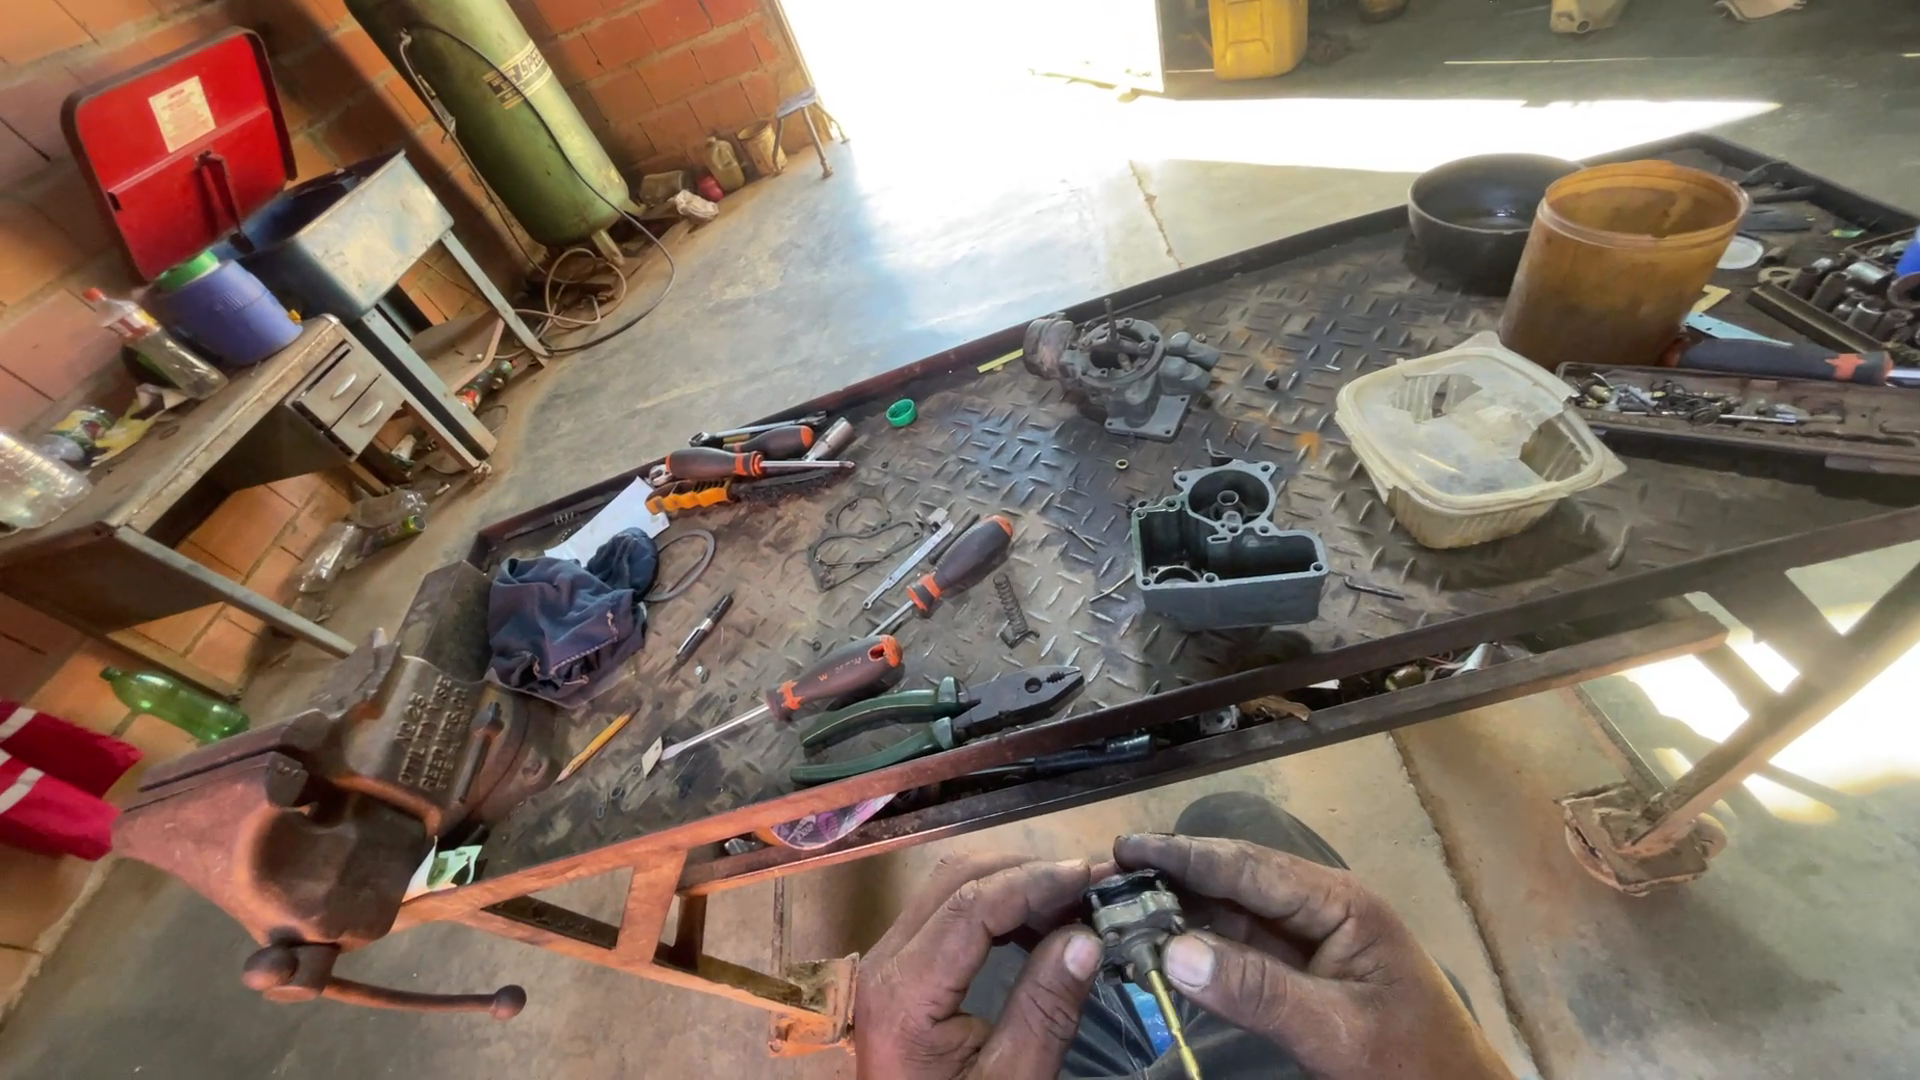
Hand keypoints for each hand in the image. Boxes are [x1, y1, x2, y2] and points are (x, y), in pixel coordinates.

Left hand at [854, 854, 1104, 1079]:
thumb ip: (1045, 1012)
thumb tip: (1085, 938)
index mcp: (904, 991)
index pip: (971, 904)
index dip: (1032, 881)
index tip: (1085, 876)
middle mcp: (885, 958)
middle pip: (957, 879)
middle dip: (1025, 873)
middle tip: (1085, 886)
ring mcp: (886, 957)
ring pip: (950, 884)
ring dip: (1011, 882)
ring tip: (1068, 901)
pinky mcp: (898, 964)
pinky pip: (946, 907)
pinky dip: (994, 902)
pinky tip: (1034, 921)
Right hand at [1116, 834, 1513, 1079]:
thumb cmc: (1418, 1071)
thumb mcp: (1341, 1035)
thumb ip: (1257, 990)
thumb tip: (1172, 950)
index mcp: (1336, 902)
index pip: (1245, 865)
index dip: (1182, 855)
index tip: (1126, 847)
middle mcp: (1316, 907)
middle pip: (1233, 878)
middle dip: (1174, 874)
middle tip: (1111, 873)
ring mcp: (1307, 938)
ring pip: (1231, 909)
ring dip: (1181, 905)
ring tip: (1124, 903)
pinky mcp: (1298, 971)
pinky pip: (1238, 945)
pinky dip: (1198, 941)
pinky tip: (1163, 941)